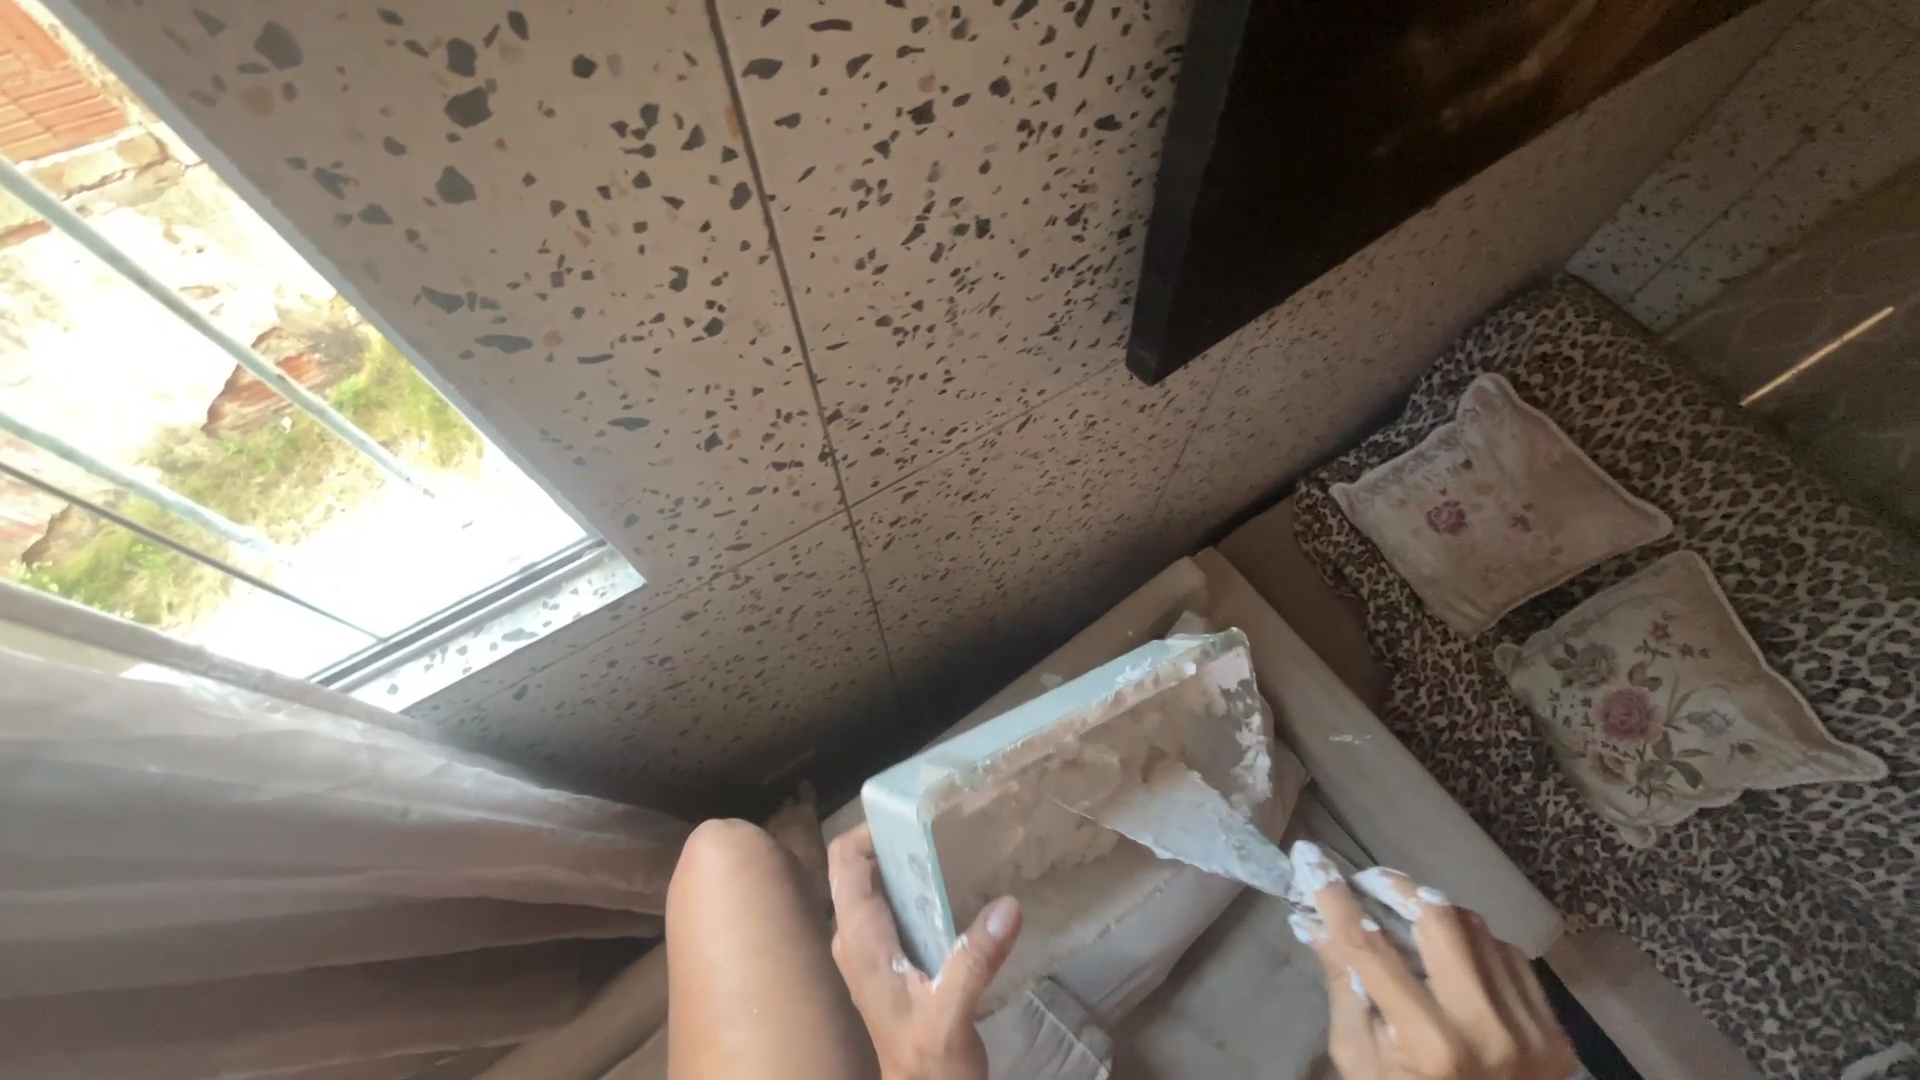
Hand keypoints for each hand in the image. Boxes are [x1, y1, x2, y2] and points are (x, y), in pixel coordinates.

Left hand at [828, 825, 1023, 1079]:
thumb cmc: (929, 1064)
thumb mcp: (953, 1014)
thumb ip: (974, 961)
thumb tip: (1008, 906)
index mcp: (860, 939)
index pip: (844, 862)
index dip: (870, 831)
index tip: (916, 817)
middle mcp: (855, 938)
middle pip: (859, 867)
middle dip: (894, 841)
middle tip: (941, 826)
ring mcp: (868, 951)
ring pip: (876, 886)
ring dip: (905, 864)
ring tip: (950, 847)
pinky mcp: (887, 962)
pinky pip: (892, 907)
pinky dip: (914, 889)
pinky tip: (952, 888)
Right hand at [1288, 843, 1576, 1079]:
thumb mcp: (1358, 1057)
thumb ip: (1342, 984)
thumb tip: (1312, 919)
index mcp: (1429, 1045)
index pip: (1368, 945)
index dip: (1333, 895)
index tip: (1308, 856)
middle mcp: (1487, 1031)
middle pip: (1438, 919)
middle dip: (1395, 890)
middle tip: (1368, 884)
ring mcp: (1531, 1032)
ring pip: (1476, 928)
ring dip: (1434, 913)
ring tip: (1407, 916)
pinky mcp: (1555, 1033)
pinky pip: (1509, 956)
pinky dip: (1473, 943)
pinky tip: (1451, 954)